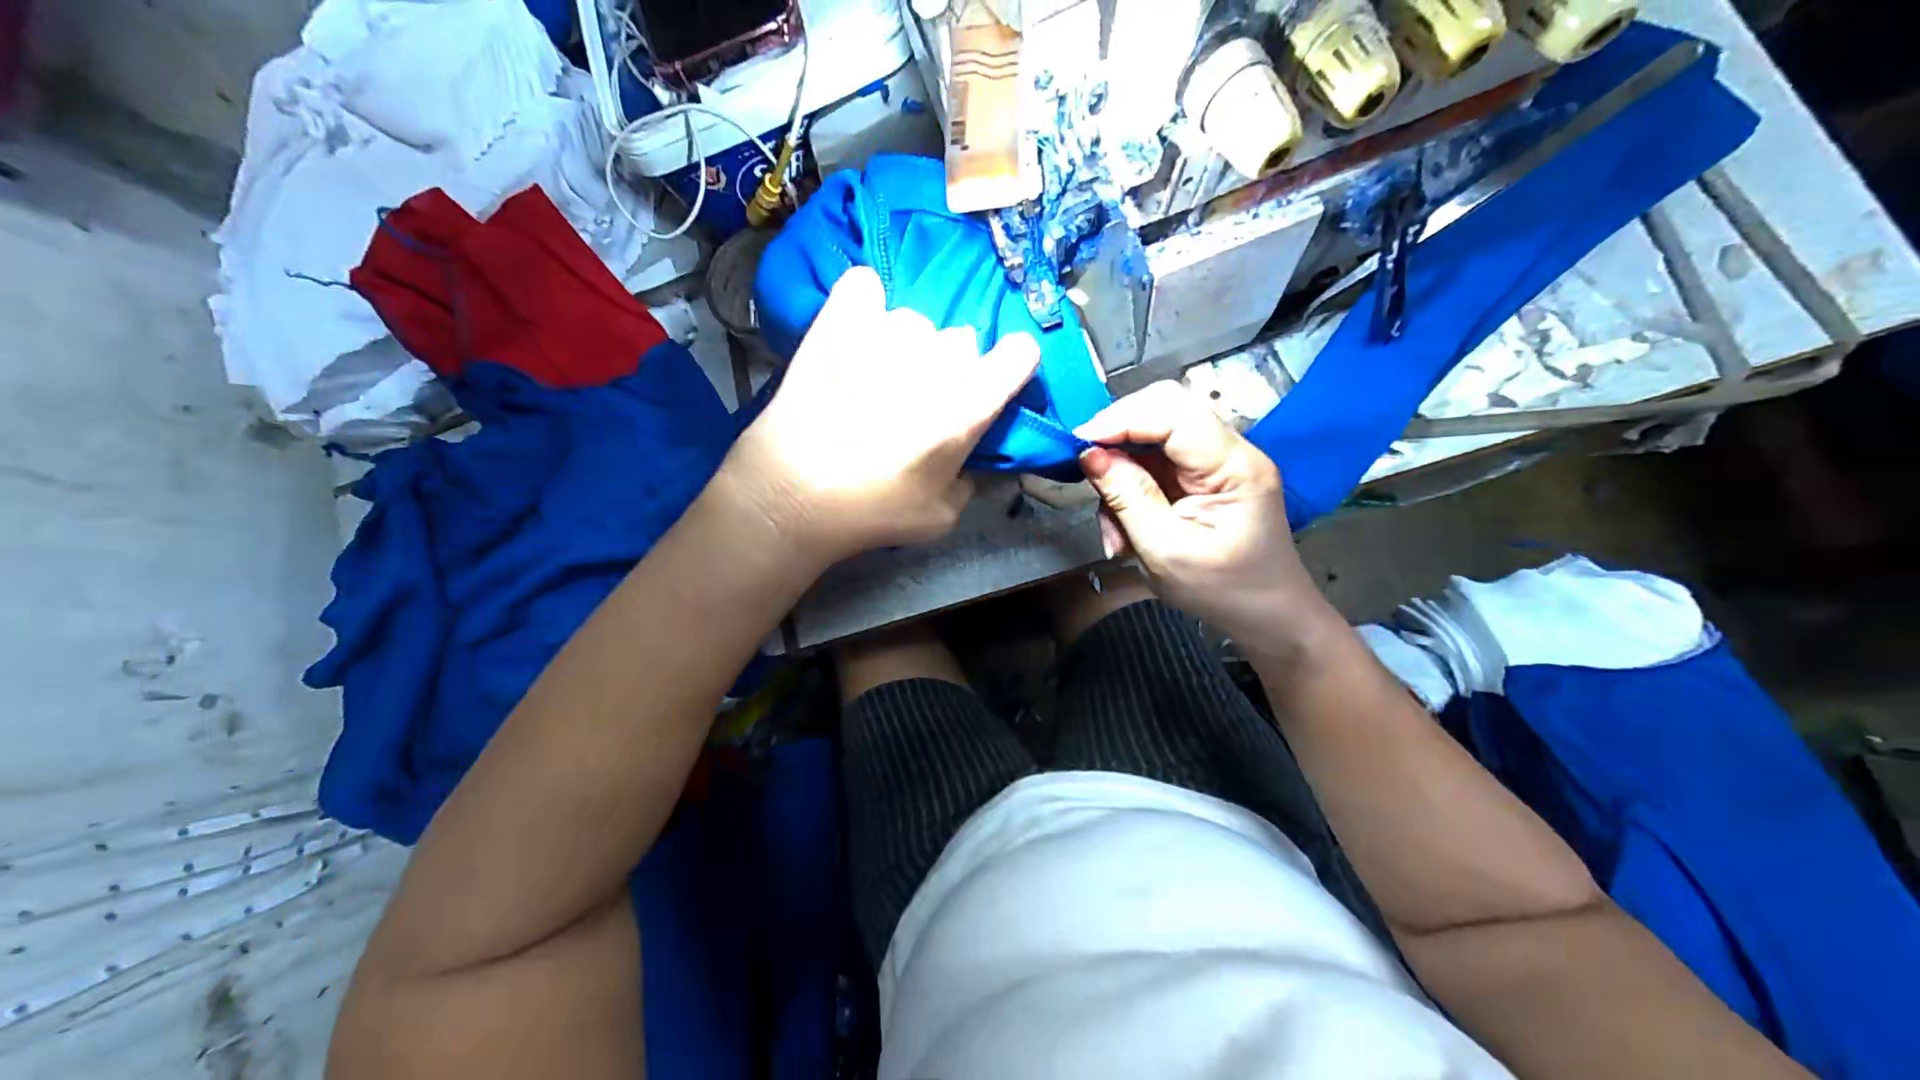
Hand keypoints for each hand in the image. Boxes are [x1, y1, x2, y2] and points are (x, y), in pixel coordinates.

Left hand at [722, 267, 1039, 563]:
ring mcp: (889, 332)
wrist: (792, 494)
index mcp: (971, 404)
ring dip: (904, 345)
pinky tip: (852, 330)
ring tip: (874, 376)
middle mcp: (939, 358)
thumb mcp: (940, 517)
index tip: (996, 379)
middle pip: (962, 341)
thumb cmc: (872, 511)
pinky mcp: (841, 318)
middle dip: (948, 367)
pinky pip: (863, 287)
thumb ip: (971, 483)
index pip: (1020, 353)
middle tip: (918, 398)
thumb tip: (975, 463)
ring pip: (914, 323)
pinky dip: (862, 304)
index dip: (1011, 365)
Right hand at [1075, 381, 1343, 662]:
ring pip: (1152, 438)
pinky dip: (1131, 489)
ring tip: (1115, 528)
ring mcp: (1215, 462)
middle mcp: (1229, 451)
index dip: (1122, 420)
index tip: (1080, 443)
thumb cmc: (1223, 591)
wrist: (1265, 617)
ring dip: (1121, 473)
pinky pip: (1154, 464)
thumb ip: (1127, 497)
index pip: (1173, 414)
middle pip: (1164, 411)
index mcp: (1234, 465)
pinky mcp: (1201, 477)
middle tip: (1088, 470)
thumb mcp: (1166, 551)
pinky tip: (1126, 528)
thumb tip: (1089, 454)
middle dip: (1119, 437)